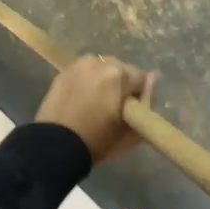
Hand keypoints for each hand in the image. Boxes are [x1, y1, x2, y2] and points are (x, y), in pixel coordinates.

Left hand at [35, 56, 155, 164]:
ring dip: (103, 79)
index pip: (141, 77)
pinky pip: (84, 71)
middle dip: (121, 83)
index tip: (132, 109)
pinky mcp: (64, 71)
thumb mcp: (132, 130)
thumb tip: (153, 80)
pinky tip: (82, 97)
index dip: (139, 93)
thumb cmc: (98, 140)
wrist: (56, 145)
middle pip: (120, 69)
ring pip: (101, 67)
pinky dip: (87, 80)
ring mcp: (80, 65)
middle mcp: (101, 63)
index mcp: (121, 75)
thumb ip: (148, 102)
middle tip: (113, 105)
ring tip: (96, 100)